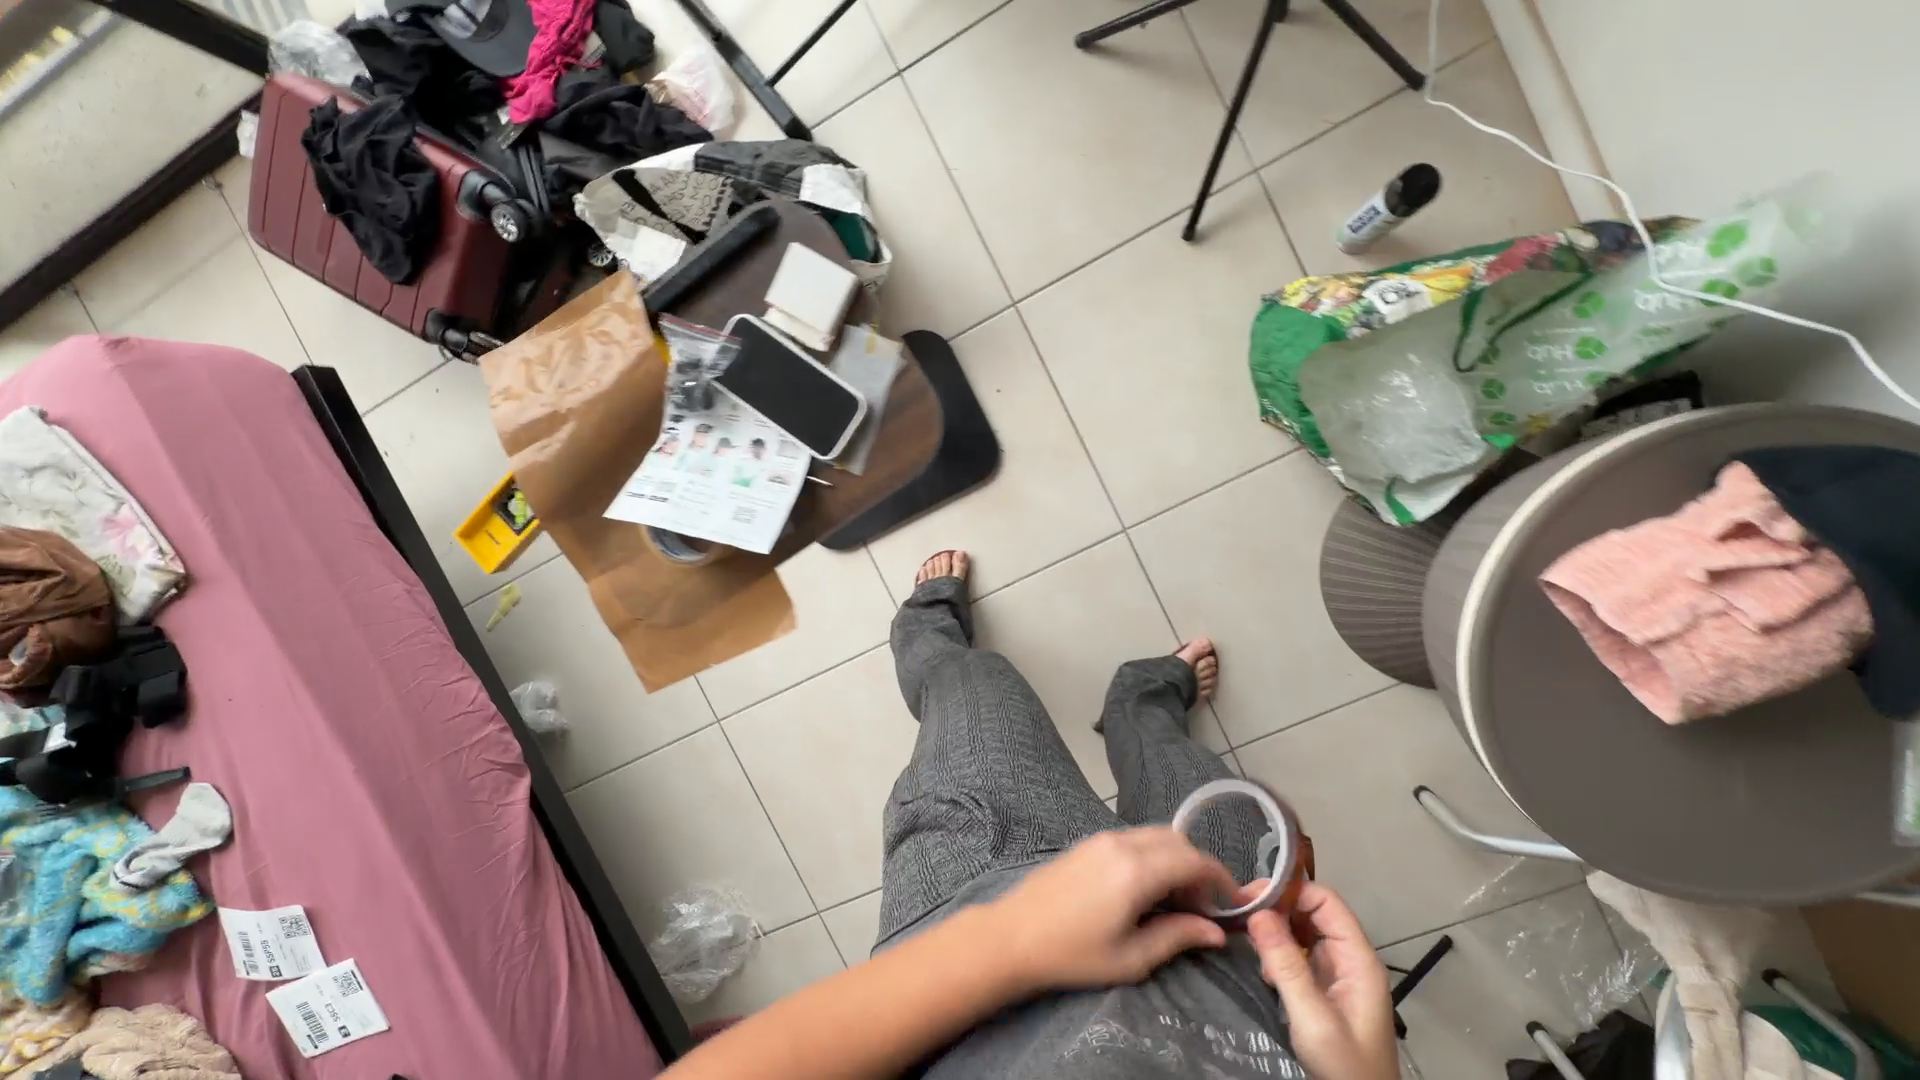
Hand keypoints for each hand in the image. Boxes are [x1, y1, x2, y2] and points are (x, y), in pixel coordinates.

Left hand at [985, 828, 1236, 992]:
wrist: (1013, 935)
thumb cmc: (1072, 954)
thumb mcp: (1131, 958)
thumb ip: (1177, 938)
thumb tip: (1215, 932)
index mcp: (1135, 871)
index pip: (1193, 859)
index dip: (1219, 878)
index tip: (1231, 903)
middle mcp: (1120, 844)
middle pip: (1177, 841)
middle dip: (1198, 868)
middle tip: (1203, 906)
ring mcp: (1100, 839)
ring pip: (1155, 836)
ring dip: (1175, 860)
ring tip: (1176, 901)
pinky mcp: (1087, 843)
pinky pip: (1133, 839)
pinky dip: (1152, 856)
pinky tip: (1147, 889)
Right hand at [1246, 882, 1397, 1079]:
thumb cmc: (1345, 1068)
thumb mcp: (1313, 1019)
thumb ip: (1286, 966)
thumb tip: (1257, 913)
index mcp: (1358, 960)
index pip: (1325, 901)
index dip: (1289, 891)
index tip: (1250, 896)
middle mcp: (1350, 959)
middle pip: (1312, 913)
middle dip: (1276, 908)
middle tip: (1239, 913)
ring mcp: (1337, 975)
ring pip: (1303, 932)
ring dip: (1275, 930)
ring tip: (1246, 937)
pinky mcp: (1324, 991)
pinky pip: (1299, 955)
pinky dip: (1278, 953)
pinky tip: (1263, 968)